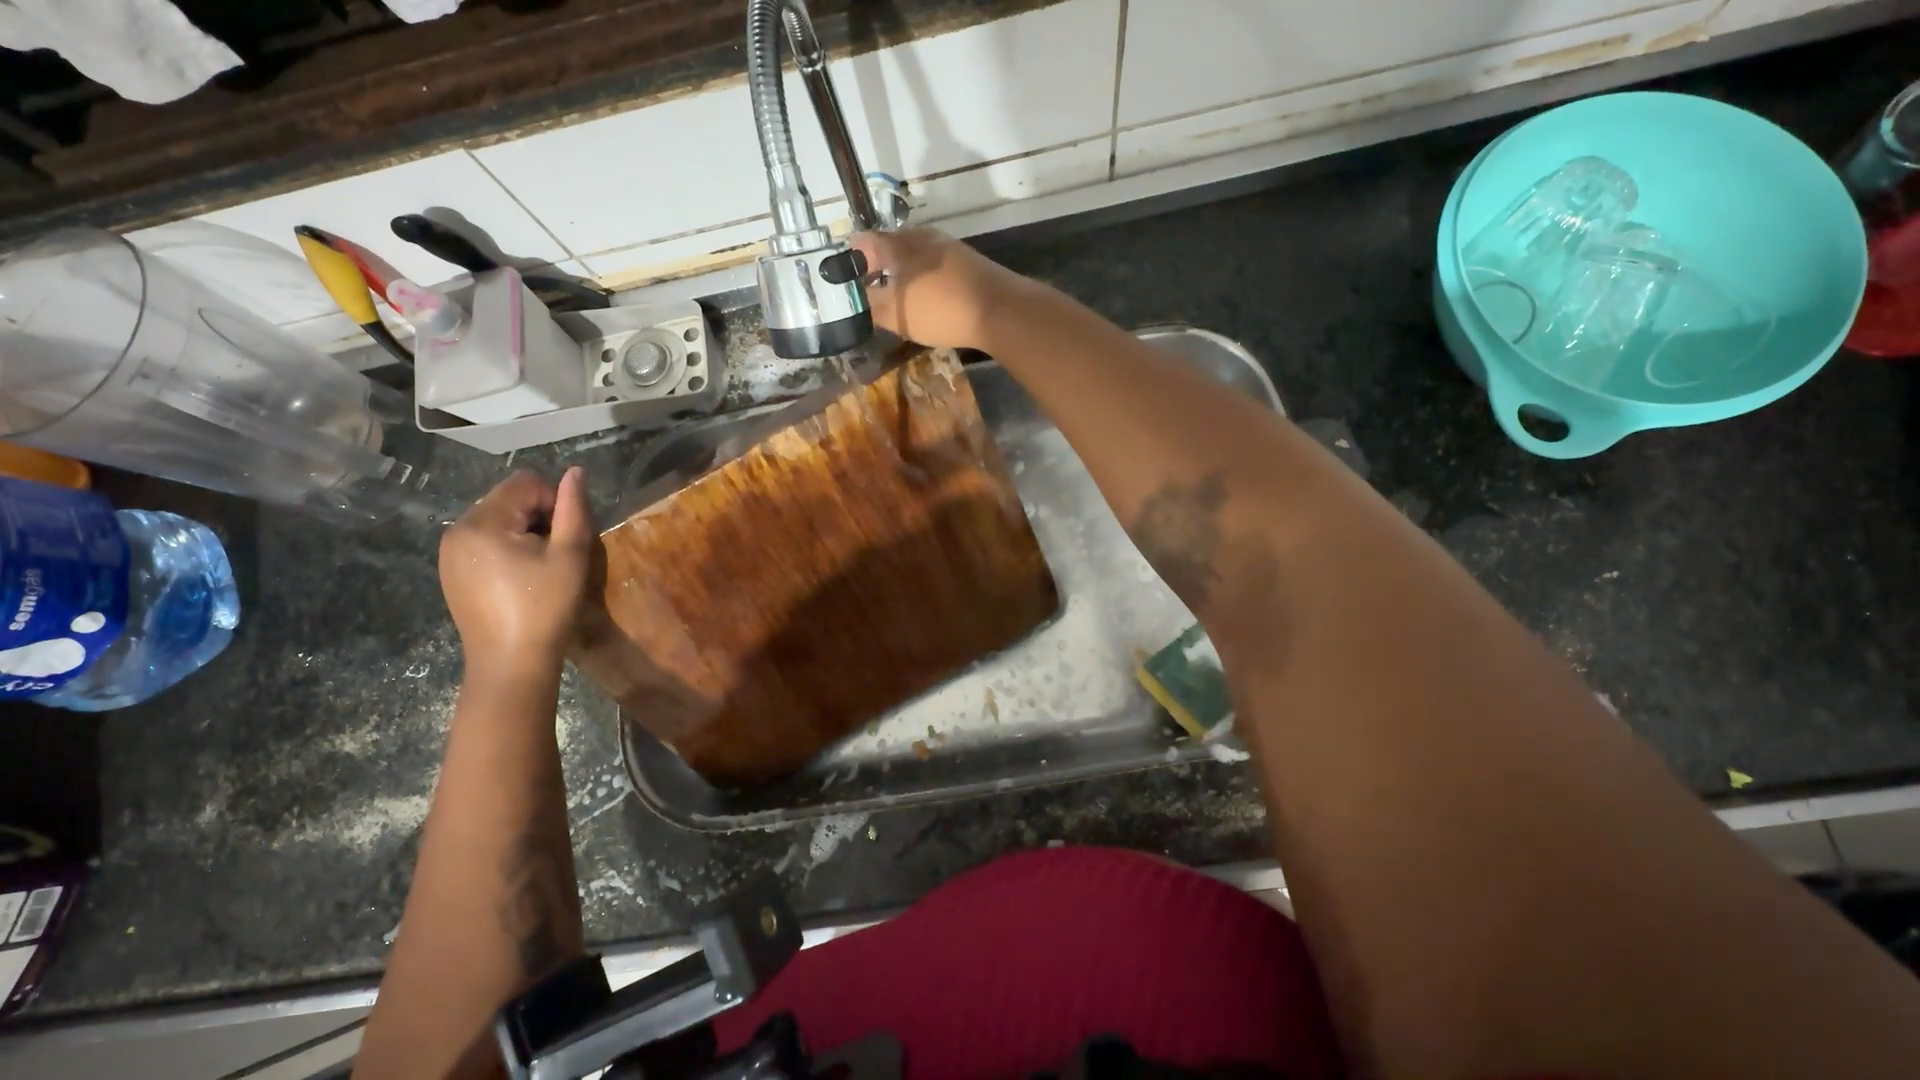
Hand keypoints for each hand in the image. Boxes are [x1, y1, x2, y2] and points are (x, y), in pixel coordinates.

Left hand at [439, 468, 593, 673]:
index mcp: (482, 522)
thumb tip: (576, 472)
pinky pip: (483, 542)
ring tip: (539, 567)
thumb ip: (573, 508)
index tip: (566, 537)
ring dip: (523, 532)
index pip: (525, 482)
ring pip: (497, 519)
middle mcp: (457, 529)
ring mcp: (449, 552)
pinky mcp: (451, 572)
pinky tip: (520, 578)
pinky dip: (507, 549)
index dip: (554, 502)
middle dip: (537, 516)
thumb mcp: (569, 556)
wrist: (510, 664)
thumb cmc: (545, 608)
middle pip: (507, 498)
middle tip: (555, 554)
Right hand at [850, 228, 1036, 351]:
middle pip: (891, 244)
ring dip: (902, 271)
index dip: (852, 258)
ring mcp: (948, 246)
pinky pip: (935, 264)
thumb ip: (869, 305)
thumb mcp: (895, 313)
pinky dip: (924, 276)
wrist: (999, 309)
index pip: (864, 240)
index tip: (846, 277)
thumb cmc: (940, 308)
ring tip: (898, 294)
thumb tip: (852, 299)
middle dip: (878, 264)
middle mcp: (922, 237)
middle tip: (870, 287)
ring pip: (915, 253)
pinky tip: (928, 296)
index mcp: (898, 244)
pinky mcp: (968, 261)